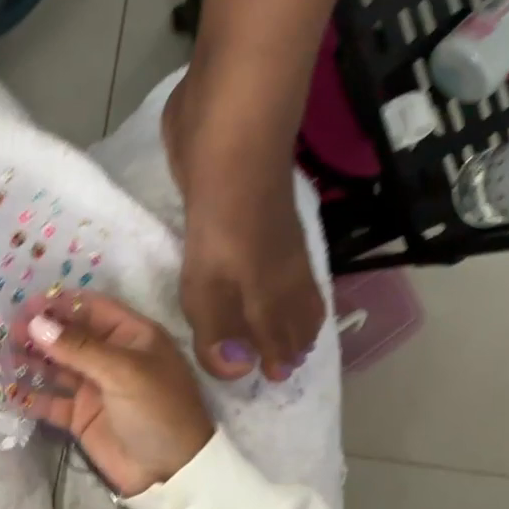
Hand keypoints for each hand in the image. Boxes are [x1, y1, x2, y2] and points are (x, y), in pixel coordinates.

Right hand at [20, 293, 214, 496]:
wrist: (170, 472)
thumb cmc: (157, 411)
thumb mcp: (123, 372)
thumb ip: (78, 347)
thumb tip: (36, 323)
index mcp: (132, 337)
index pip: (91, 309)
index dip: (60, 304)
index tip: (26, 305)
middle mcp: (111, 357)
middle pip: (69, 336)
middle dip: (40, 332)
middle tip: (7, 332)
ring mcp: (94, 388)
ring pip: (55, 367)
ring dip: (30, 361)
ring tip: (0, 357)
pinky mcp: (80, 416)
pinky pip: (50, 400)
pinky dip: (30, 396)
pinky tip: (6, 391)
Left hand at [164, 77, 326, 381]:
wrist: (232, 130)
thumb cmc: (223, 213)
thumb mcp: (212, 282)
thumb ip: (222, 329)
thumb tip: (238, 374)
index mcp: (273, 290)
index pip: (287, 335)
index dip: (280, 357)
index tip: (272, 379)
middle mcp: (282, 268)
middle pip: (297, 311)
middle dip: (290, 339)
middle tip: (277, 361)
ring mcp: (271, 236)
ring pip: (285, 283)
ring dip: (281, 309)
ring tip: (269, 328)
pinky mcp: (250, 211)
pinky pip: (265, 256)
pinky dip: (267, 277)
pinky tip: (252, 271)